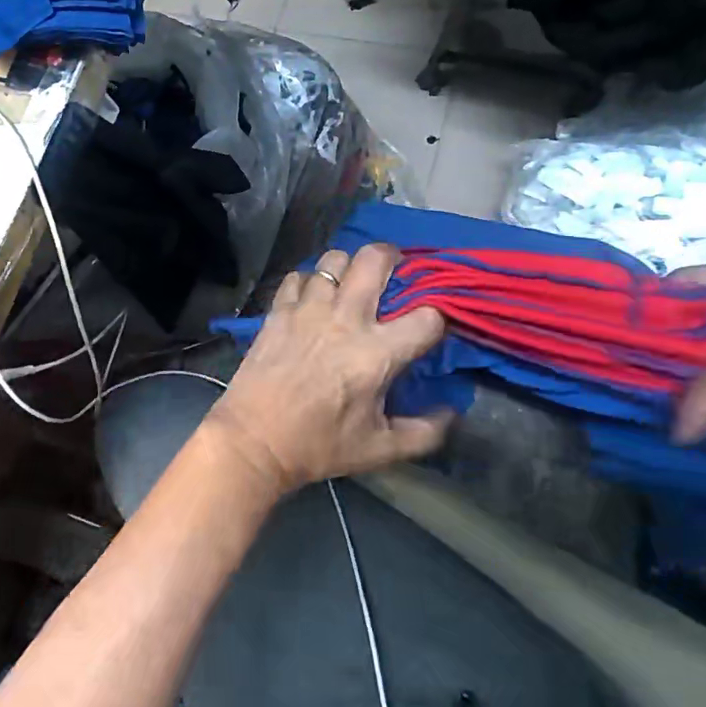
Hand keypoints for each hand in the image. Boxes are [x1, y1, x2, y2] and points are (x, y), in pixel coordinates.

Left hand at [203, 245, 453, 495]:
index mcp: (376, 353)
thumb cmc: (318, 445)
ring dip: (347, 267)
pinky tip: (311, 298)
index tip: (431, 325)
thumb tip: (451, 411)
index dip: (437, 318)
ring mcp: (308, 308)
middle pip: (375, 260)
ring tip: (349, 283)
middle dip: (392, 257)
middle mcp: (345, 318)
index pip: (426, 317)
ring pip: (334, 259)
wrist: (254, 439)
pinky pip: (298, 276)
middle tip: (395, 268)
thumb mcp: (380, 450)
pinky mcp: (279, 309)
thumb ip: (424, 432)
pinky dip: (309, 281)